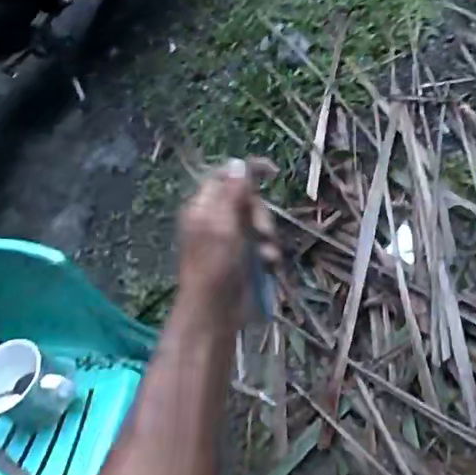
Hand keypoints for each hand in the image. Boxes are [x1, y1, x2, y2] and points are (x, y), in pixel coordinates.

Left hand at [175, 158, 277, 326]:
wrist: (215, 312)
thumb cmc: (215, 267)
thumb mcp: (224, 225)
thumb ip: (232, 193)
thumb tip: (238, 162)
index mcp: (203, 208)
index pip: (225, 176)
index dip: (247, 171)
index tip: (273, 172)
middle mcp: (216, 219)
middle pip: (247, 199)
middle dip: (260, 214)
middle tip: (263, 231)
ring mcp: (231, 239)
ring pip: (259, 222)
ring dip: (268, 237)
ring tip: (267, 255)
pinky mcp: (244, 257)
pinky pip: (263, 243)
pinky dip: (269, 252)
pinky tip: (270, 265)